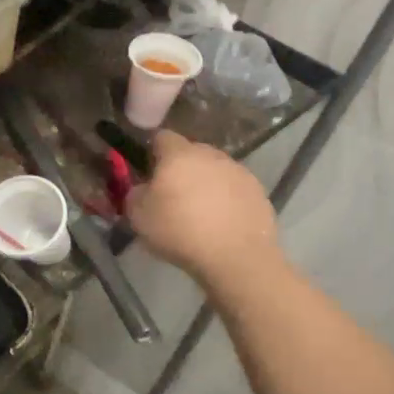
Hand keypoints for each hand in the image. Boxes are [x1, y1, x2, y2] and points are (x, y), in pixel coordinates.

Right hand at [126, 130, 280, 284]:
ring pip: (214, 170)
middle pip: (190, 153)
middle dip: (180, 168)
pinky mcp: (258, 191)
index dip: (152, 151)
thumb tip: (144, 188)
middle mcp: (211, 155)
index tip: (148, 172)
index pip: (162, 137)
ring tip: (199, 212)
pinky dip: (225, 199)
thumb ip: (135, 193)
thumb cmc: (179, 231)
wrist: (236, 256)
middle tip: (172, 195)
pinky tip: (220, 222)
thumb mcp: (138, 215)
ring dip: (204, 183)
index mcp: (179, 155)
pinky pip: (233, 188)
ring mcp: (239, 171)